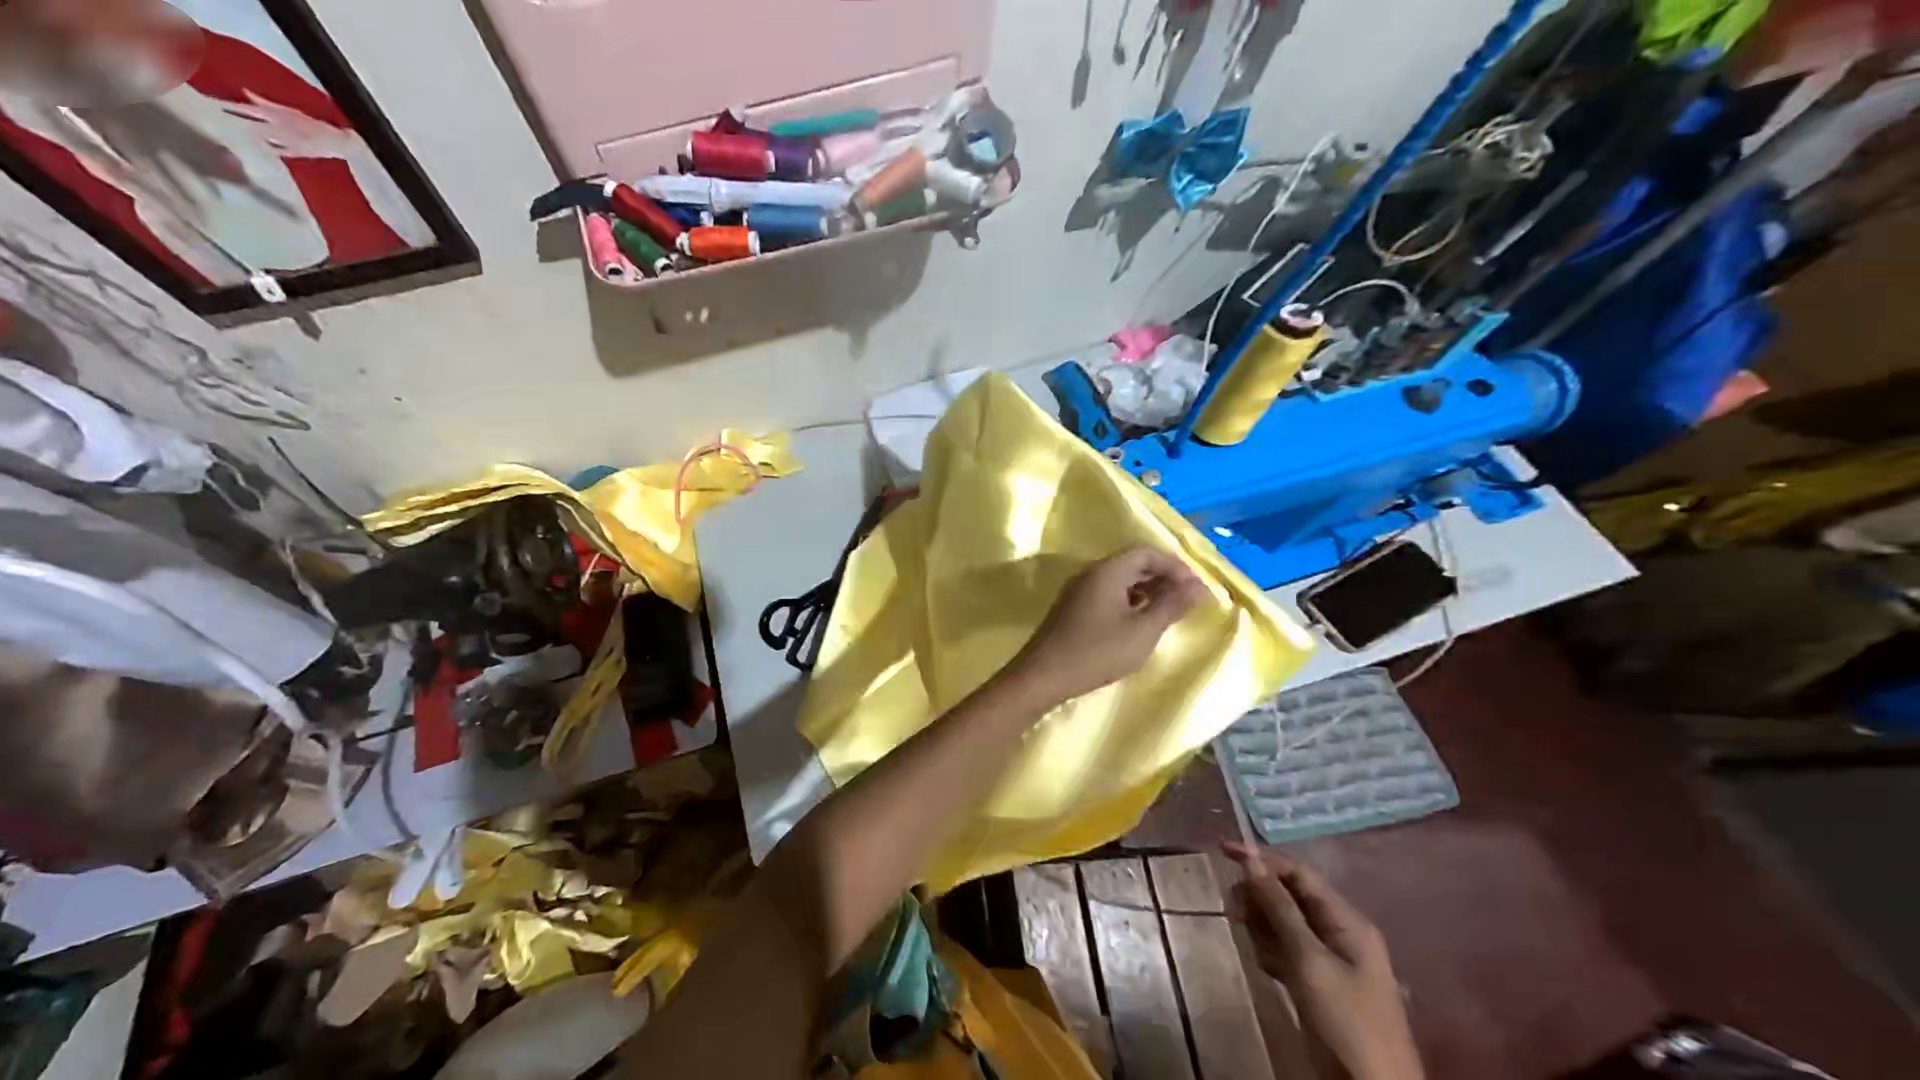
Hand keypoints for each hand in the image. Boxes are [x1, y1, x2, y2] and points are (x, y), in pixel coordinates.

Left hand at [1007, 546, 1204, 704]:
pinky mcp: (1072, 607)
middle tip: (1186, 599)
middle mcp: (1090, 572)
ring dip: (1146, 589)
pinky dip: (1128, 599)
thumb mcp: (1142, 631)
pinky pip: (1107, 592)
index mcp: (1107, 570)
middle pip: (1132, 562)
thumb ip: (1171, 605)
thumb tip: (1198, 587)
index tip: (1195, 588)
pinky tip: (1138, 621)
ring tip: (1167, 611)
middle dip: (1162, 577)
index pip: (1146, 552)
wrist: (1043, 676)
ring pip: (1119, 578)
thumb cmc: (1097, 652)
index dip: (1174, 566)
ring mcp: (1078, 590)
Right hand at [1225, 841, 1422, 1079]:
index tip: (1222, 850)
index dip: (1261, 859)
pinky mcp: (1316, 983)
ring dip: (1262, 925)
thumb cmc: (1346, 1020)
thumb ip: (1280, 909)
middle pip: (1289, 896)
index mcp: (1346, 920)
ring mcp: (1327, 959)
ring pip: (1283, 923)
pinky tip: (1264, 966)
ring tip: (1252, 944)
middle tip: (1231, 909)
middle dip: (1259, 896)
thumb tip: (1251, 860)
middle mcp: (1338, 932)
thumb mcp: (1309, 960)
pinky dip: (1269, 950)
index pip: (1298, 873)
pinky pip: (1284, 950)